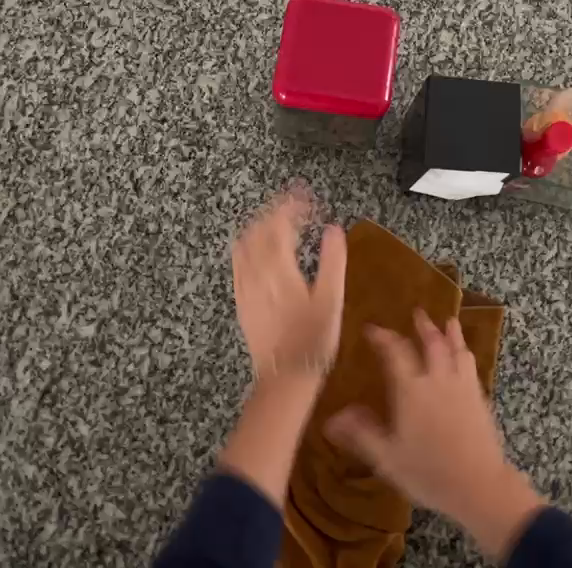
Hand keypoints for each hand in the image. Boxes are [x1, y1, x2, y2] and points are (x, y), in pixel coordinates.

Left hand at [231, 181, 346, 381]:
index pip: (279, 224)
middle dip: (273, 210)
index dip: (290, 205)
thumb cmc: (313, 338)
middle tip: (292, 203)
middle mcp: (257, 273)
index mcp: (280, 268)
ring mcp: (245, 287)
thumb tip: (333, 229)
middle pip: (258, 230)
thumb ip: (333, 260)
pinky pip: (237, 264)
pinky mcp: (241, 301)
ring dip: (258, 226)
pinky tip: (255, 250)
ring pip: (244, 244)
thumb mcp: (332, 298)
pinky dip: (246, 247)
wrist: (285, 375)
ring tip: (273, 220)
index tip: (303, 195)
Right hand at [326, 311, 546, 560]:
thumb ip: (362, 434)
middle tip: (417, 312)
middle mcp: (438, 379)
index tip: (372, 329)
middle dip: (423, 326)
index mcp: (412, 390)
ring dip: (451, 333)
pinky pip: (471, 365)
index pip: (396, 352)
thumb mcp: (388, 457)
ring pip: (457, 350)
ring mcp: (462, 386)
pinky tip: (465, 354)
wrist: (478, 485)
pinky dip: (465, 352)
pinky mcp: (479, 396)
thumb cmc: (428, 472)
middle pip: (432, 343)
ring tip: (449, 321)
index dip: (383, 337)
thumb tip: (332, 418)